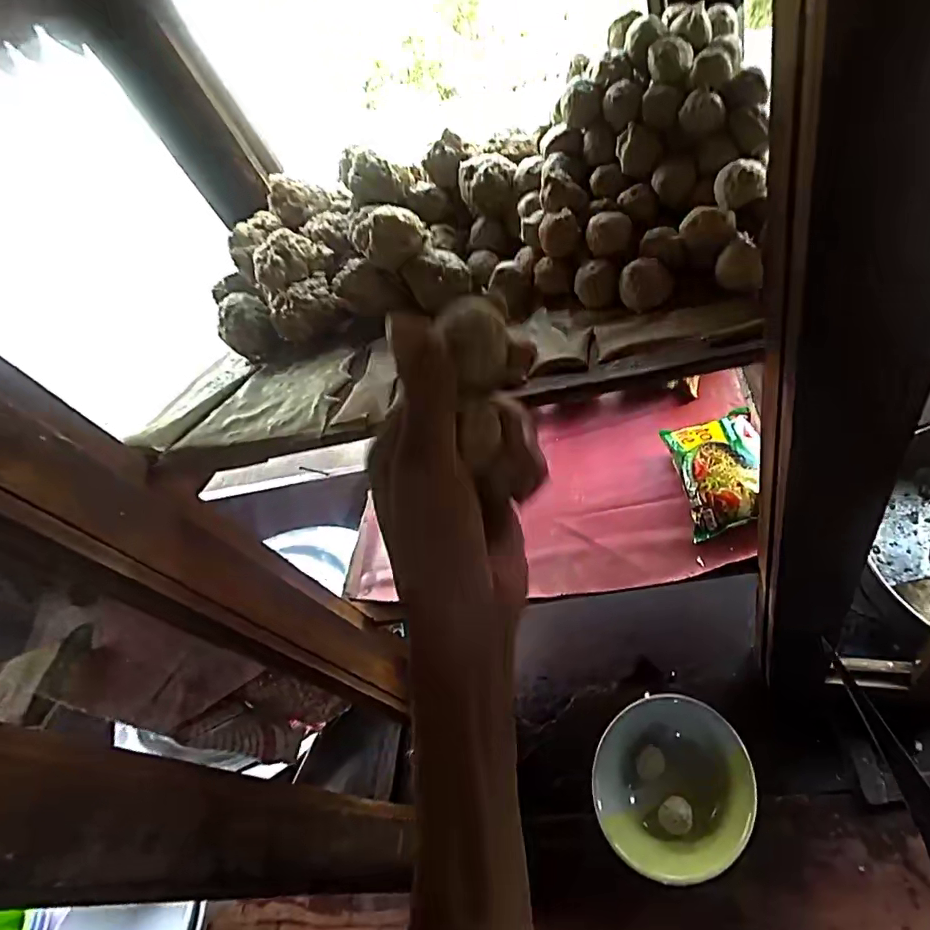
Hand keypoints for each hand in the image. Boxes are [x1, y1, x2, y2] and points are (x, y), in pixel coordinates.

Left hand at [373, 312, 539, 929]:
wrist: (474, 614)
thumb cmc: (438, 539)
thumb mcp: (430, 461)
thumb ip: (427, 390)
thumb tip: (403, 316)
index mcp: (400, 437)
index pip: (433, 373)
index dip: (468, 350)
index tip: (501, 336)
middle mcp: (431, 447)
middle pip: (475, 391)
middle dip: (500, 391)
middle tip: (530, 362)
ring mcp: (467, 468)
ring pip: (506, 421)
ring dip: (515, 443)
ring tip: (509, 478)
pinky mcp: (498, 487)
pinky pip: (522, 454)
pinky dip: (526, 470)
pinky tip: (520, 496)